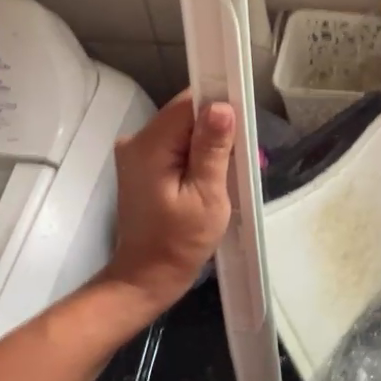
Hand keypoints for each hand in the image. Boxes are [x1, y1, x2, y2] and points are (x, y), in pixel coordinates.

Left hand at [98, 89, 235, 312]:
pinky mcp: (143, 167)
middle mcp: (137, 141)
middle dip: (217, 131)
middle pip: (186, 115)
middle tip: (242, 161)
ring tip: (228, 176)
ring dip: (209, 146)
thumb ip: (213, 149)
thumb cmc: (180, 241)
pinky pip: (176, 147)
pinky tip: (210, 181)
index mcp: (149, 145)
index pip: (188, 103)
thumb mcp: (207, 196)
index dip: (218, 106)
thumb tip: (222, 106)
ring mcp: (137, 154)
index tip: (243, 123)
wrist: (148, 277)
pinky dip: (197, 157)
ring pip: (183, 131)